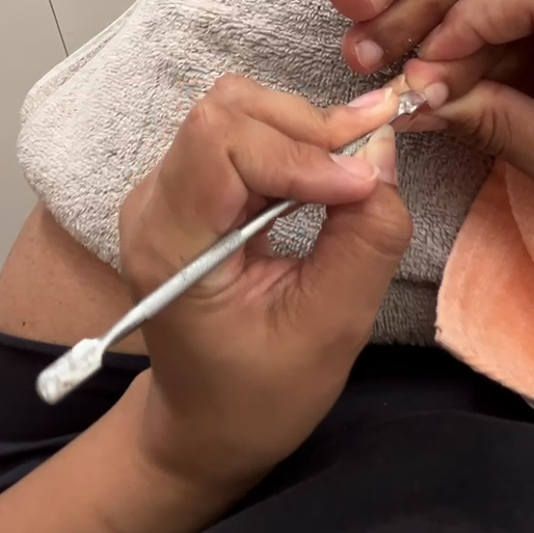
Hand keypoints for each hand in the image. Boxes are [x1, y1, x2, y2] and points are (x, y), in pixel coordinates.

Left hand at [118, 77, 412, 495]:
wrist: (205, 422)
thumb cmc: (258, 395)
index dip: (298, 150)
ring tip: (351, 169)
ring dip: (303, 130)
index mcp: (169, 242)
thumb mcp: (329, 331)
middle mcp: (153, 200)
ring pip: (235, 110)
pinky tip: (327, 171)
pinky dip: (293, 140)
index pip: (219, 141)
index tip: (360, 186)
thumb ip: (363, 239)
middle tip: (368, 164)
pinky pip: (240, 132)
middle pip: (227, 112)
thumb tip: (380, 151)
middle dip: (307, 130)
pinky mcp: (189, 186)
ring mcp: (165, 188)